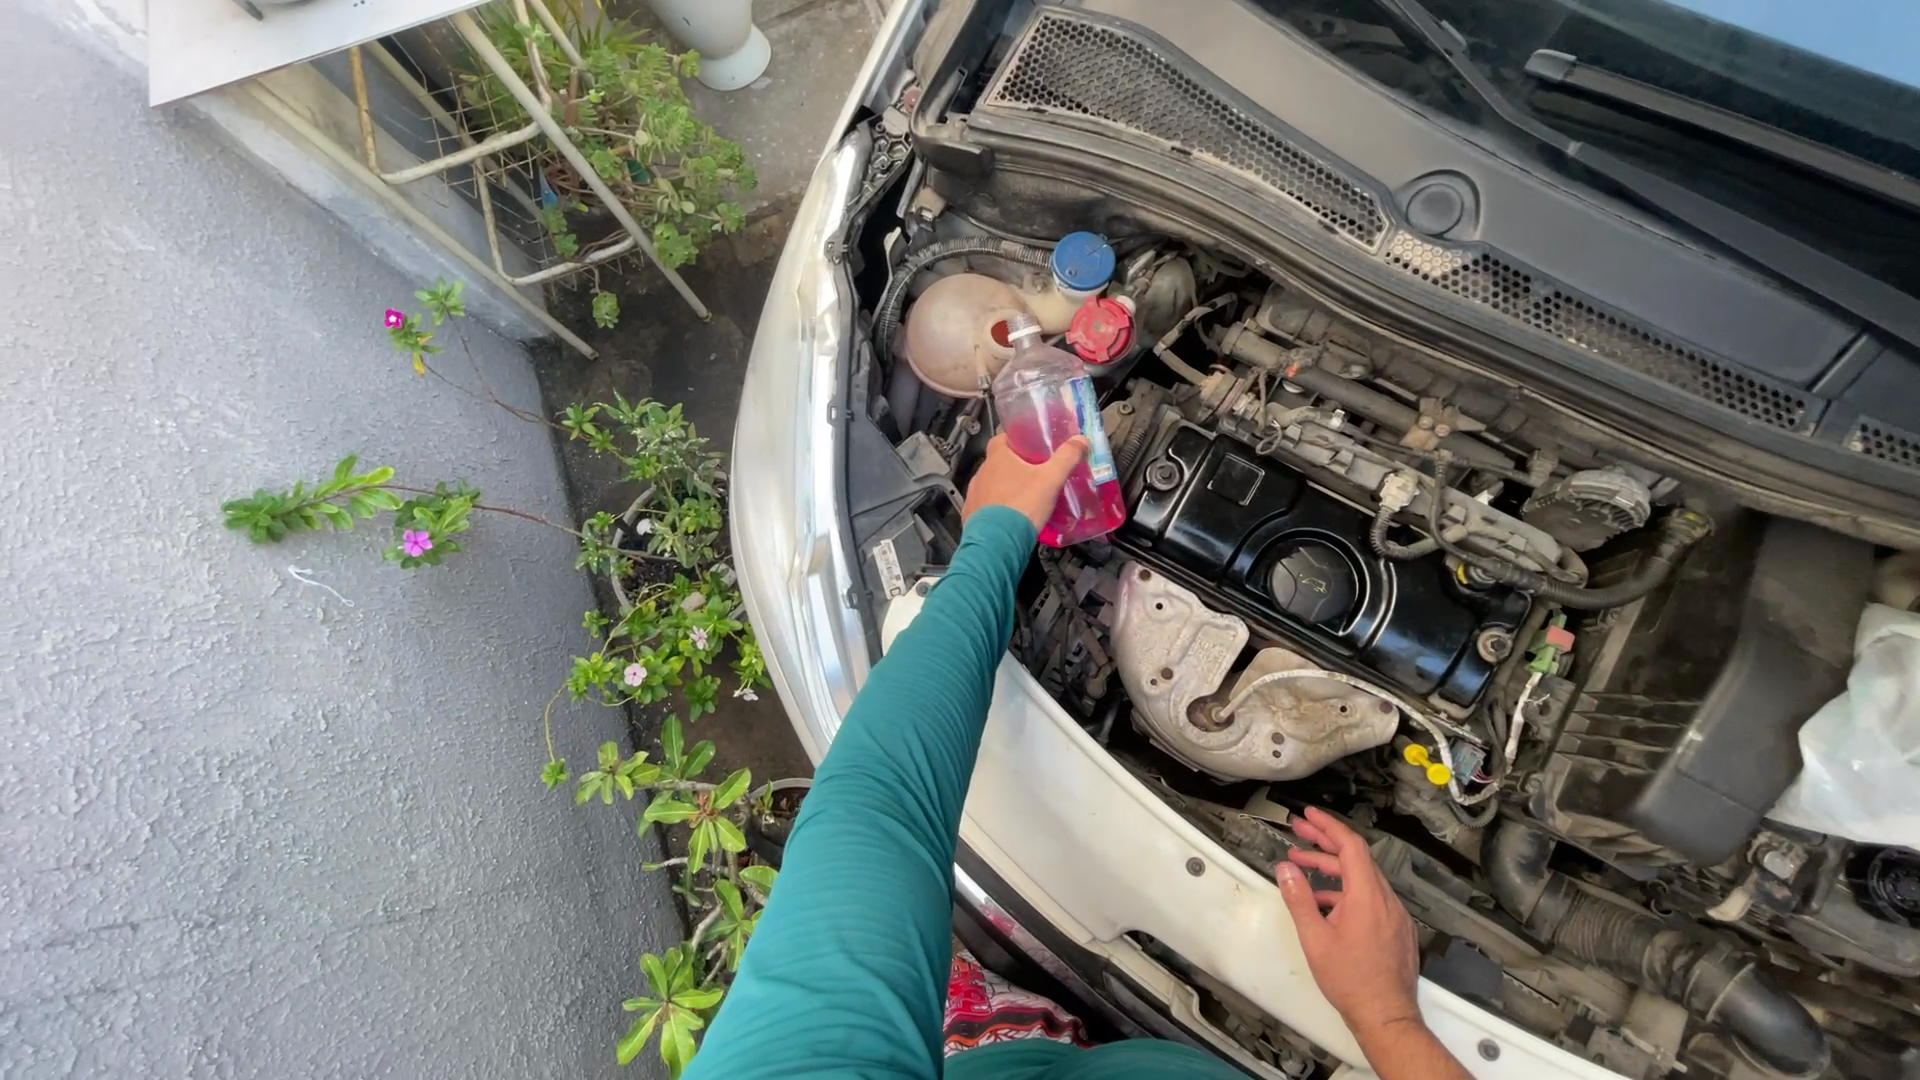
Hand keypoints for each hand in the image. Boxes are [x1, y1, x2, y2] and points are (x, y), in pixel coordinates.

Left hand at [963, 435, 1088, 529]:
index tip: (1032, 445)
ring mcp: (974, 494)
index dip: (1017, 439)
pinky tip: (1011, 516)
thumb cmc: (1022, 504)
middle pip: (998, 462)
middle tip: (1036, 473)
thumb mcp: (1051, 480)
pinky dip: (998, 507)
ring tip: (1026, 497)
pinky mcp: (971, 514)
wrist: (995, 542)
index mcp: (997, 457)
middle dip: (1015, 466)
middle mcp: (981, 472)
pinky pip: (986, 505)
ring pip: (992, 484)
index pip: (1002, 438)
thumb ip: (1067, 458)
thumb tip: (1081, 440)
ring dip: (1006, 487)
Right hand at [1276, 807, 1422, 1043]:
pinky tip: (1324, 901)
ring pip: (1362, 877)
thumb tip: (1286, 869)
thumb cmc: (1351, 981)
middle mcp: (1386, 901)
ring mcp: (1395, 916)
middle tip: (1299, 830)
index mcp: (1368, 897)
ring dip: (1332, 867)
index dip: (1328, 826)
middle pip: (1356, 858)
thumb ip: (1298, 898)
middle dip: (1325, 842)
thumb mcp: (1314, 937)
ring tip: (1301, 865)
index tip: (1310, 814)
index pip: (1351, 846)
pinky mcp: (1396, 930)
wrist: (1386, 1018)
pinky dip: (1345, 888)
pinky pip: (1370, 897)